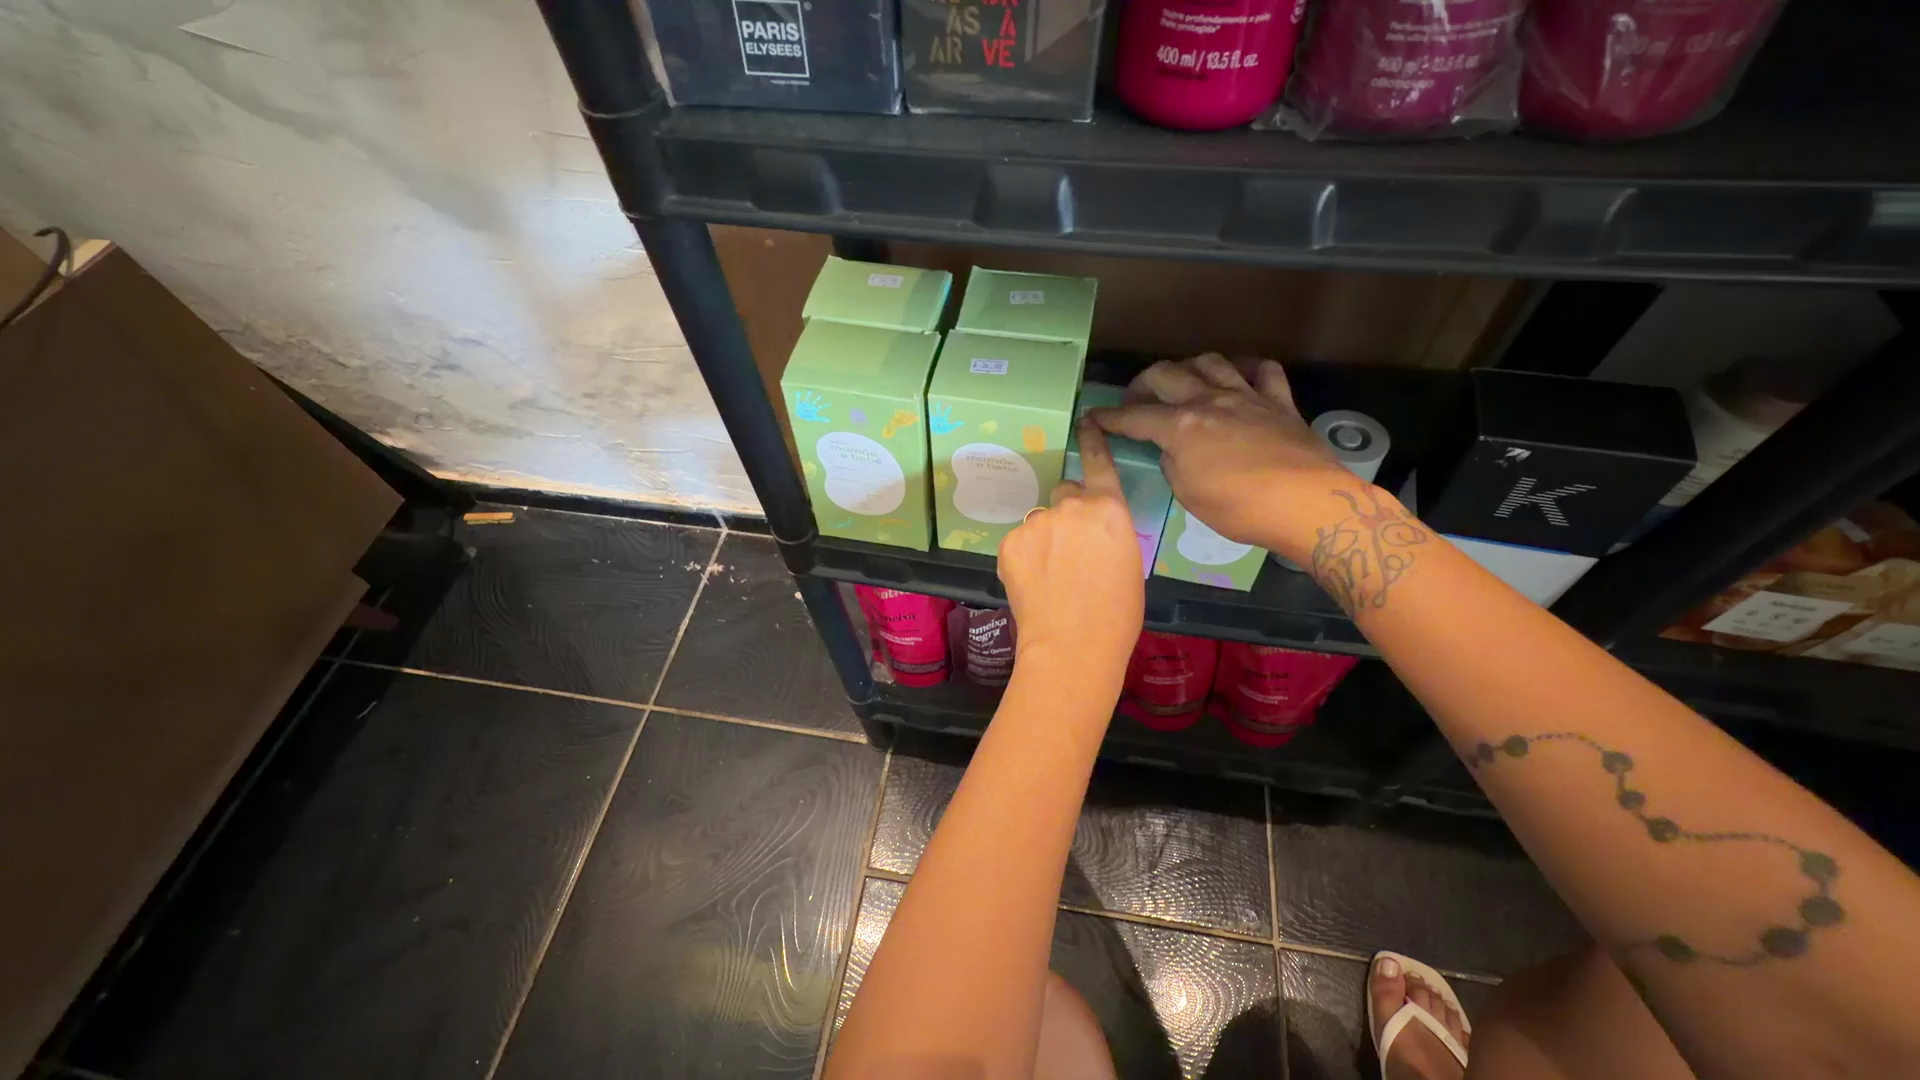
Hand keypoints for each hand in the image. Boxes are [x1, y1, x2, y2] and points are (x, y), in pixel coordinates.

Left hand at [997, 418, 1143, 681]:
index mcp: (1108, 508)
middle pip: (1066, 492)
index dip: (1091, 441)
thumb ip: (1109, 532)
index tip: (1084, 422)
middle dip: (1068, 512)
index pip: (1098, 462)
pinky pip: (1019, 541)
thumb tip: (1093, 531)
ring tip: (1051, 576)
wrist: (1073, 645)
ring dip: (1045, 537)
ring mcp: (1036, 522)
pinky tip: (1033, 583)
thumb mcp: (1129, 562)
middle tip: (1071, 550)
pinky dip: (1024, 557)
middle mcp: (1070, 504)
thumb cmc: (1117, 614)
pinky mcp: (1009, 542)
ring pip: (1040, 520)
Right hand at [1091, 353, 1364, 561]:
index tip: (1093, 418)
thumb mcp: (1189, 496)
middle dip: (1141, 384)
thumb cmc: (1240, 509)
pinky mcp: (1279, 402)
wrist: (1305, 504)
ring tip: (1183, 383)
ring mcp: (1246, 396)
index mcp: (1180, 426)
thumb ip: (1173, 465)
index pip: (1133, 417)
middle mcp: (1209, 400)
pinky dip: (1247, 369)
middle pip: (1165, 374)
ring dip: (1189, 368)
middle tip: (1135, 400)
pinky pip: (1263, 370)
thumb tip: (1171, 450)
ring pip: (1210, 361)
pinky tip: (1239, 378)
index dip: (1108, 418)